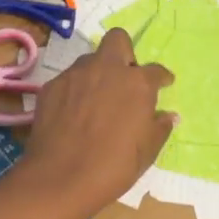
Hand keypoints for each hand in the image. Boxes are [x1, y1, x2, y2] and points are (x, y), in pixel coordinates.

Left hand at [22, 28, 174, 208]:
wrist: (61, 178)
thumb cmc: (113, 167)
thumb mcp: (147, 152)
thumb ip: (159, 128)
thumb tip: (167, 116)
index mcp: (137, 83)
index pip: (155, 70)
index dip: (161, 78)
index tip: (163, 84)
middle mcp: (106, 70)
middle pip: (117, 40)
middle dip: (125, 54)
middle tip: (125, 79)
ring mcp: (75, 75)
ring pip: (89, 60)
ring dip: (97, 73)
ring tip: (96, 100)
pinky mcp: (51, 86)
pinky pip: (68, 80)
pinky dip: (75, 91)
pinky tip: (73, 114)